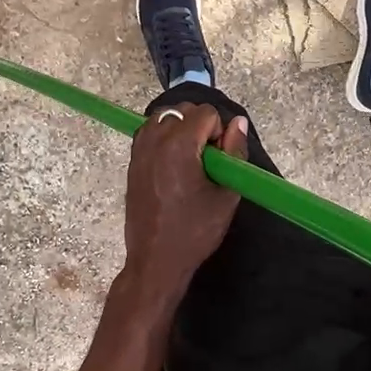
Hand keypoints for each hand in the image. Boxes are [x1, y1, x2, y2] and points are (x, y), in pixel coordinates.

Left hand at [123, 103, 249, 293]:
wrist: (155, 260)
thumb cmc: (195, 231)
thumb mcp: (226, 195)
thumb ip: (235, 153)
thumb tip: (238, 122)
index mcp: (178, 146)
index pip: (205, 113)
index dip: (219, 132)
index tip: (220, 160)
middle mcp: (154, 141)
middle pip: (183, 110)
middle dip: (201, 126)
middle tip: (209, 160)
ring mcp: (139, 150)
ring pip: (165, 117)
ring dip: (182, 129)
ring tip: (192, 160)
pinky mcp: (132, 161)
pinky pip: (150, 131)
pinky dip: (165, 137)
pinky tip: (175, 165)